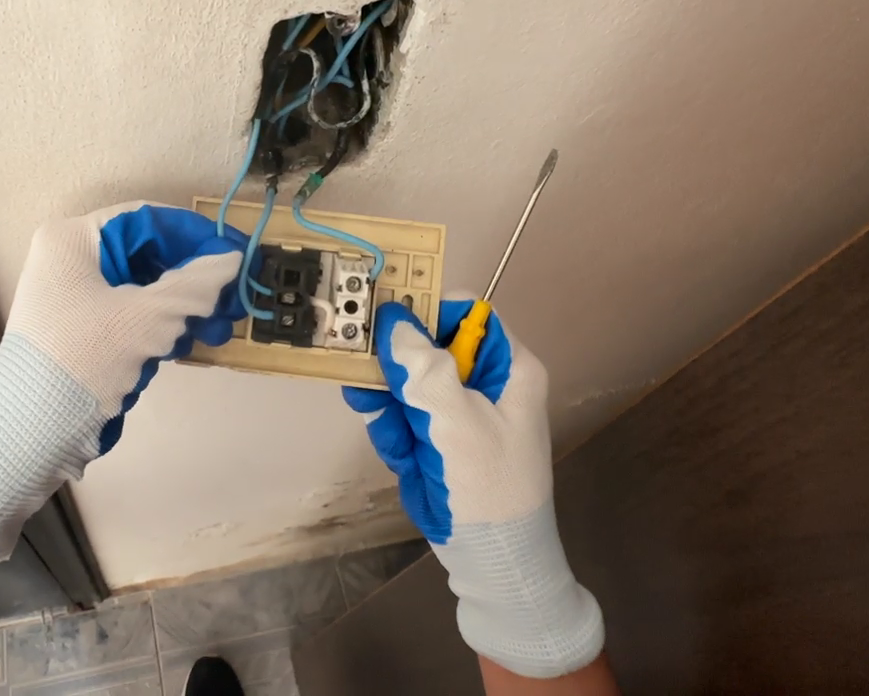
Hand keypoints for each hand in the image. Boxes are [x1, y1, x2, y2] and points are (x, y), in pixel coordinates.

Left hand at [0, 202, 245, 561]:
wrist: (27, 437)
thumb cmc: (82, 362)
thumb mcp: (145, 320)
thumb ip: (195, 285)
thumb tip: (233, 258)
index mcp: (73, 239)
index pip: (148, 220)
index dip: (196, 236)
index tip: (239, 254)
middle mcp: (70, 258)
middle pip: (148, 255)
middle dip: (192, 281)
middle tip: (231, 304)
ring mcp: (73, 296)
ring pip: (143, 288)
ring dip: (181, 308)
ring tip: (214, 333)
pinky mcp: (81, 330)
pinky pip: (131, 315)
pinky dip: (160, 328)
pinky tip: (185, 346)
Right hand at [344, 301, 603, 678]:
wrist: (490, 560)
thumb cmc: (487, 484)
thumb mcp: (456, 420)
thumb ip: (422, 366)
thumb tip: (392, 318)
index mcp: (505, 367)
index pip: (463, 313)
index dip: (424, 308)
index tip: (383, 313)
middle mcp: (479, 379)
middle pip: (422, 344)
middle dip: (394, 365)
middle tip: (362, 370)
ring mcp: (452, 407)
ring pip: (401, 378)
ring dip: (387, 403)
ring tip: (382, 422)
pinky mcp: (429, 432)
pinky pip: (396, 412)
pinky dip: (390, 430)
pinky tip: (399, 453)